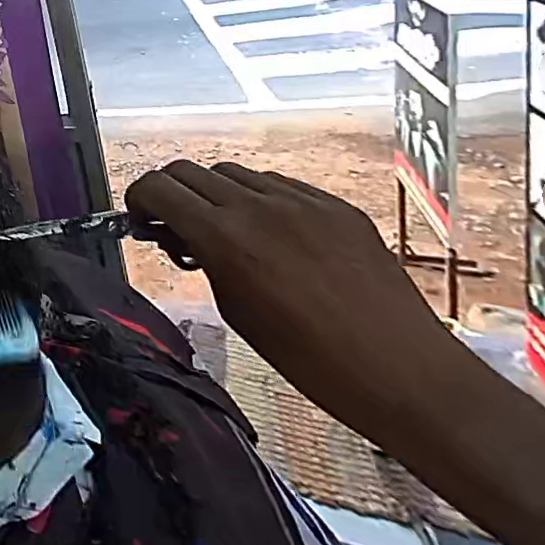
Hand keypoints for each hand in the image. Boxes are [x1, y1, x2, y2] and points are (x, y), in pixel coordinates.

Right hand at [124, 161, 473, 445]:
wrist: (406, 374)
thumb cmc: (309, 359)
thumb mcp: (234, 309)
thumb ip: (202, 260)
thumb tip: (183, 236)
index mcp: (225, 237)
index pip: (158, 187)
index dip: (138, 198)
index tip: (140, 218)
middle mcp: (258, 206)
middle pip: (188, 170)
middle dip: (170, 192)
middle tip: (173, 224)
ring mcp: (302, 201)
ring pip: (232, 172)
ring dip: (213, 193)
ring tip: (225, 228)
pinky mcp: (335, 206)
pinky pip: (278, 185)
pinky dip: (258, 199)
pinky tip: (271, 233)